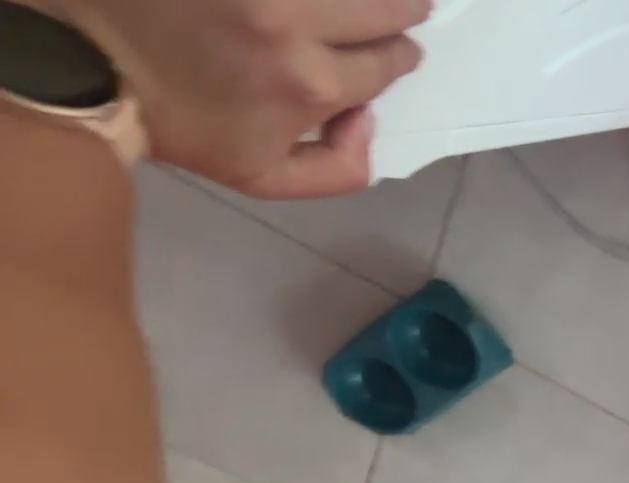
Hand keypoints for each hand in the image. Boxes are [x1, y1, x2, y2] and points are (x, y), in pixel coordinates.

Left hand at [29, 0, 429, 197]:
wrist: (76, 67)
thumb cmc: (182, 129)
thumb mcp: (271, 180)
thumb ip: (344, 168)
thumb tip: (367, 119)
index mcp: (312, 84)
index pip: (385, 62)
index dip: (400, 55)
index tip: (402, 49)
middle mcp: (290, 25)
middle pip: (375, 8)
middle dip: (402, 8)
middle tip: (413, 5)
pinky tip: (325, 0)